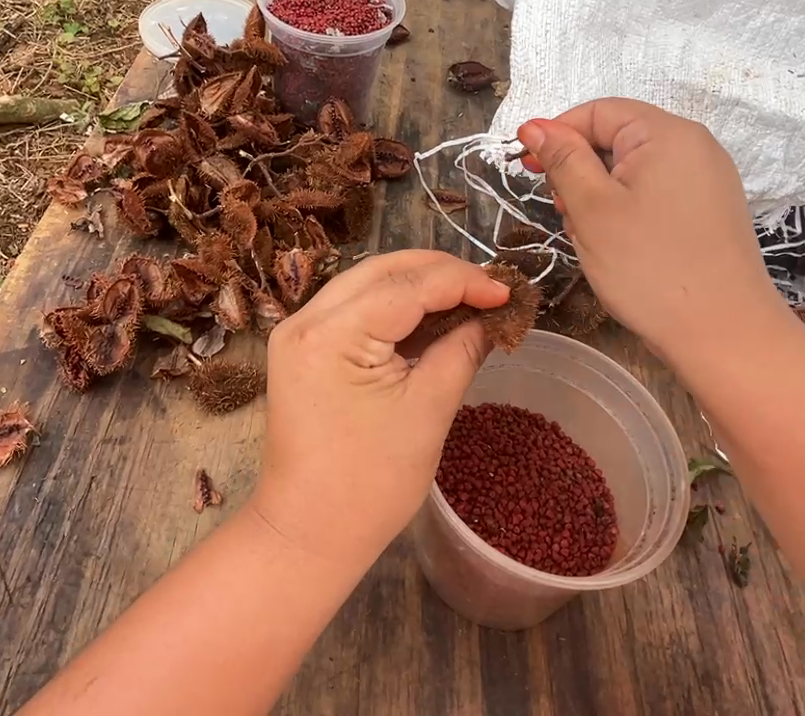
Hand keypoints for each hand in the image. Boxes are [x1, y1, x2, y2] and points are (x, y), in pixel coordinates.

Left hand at [252, 250, 510, 567]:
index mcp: (330, 335)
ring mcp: (297, 332)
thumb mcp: (428, 412)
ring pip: (365, 284)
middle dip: (438, 273)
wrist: (308, 531)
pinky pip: (352, 309)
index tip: (507, 290)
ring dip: (416, 286)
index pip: (405, 286)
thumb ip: (461, 350)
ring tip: (467, 299)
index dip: (461, 281)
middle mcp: (303, 320)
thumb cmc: (370, 483)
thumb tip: (492, 315)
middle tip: (489, 288)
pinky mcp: (302, 348)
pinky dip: (393, 308)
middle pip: (380, 272)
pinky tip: (429, 318)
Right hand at [517, 99, 783, 354]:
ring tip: (591, 236)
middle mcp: (694, 145)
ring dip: (599, 194)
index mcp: (666, 134)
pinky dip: (625, 208)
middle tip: (565, 214)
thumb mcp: (591, 208)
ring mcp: (707, 178)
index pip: (597, 111)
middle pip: (615, 137)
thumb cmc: (649, 267)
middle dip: (579, 170)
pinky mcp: (710, 209)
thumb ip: (561, 159)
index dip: (556, 135)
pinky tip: (618, 244)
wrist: (724, 334)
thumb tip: (533, 124)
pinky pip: (654, 191)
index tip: (528, 171)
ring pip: (631, 168)